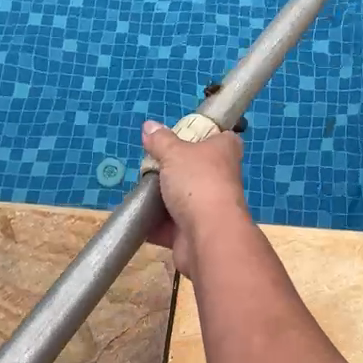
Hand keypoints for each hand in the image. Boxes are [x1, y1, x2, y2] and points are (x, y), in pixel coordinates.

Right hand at [141, 119, 248, 279]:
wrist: (208, 236)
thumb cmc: (197, 182)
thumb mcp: (174, 152)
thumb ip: (161, 140)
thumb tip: (149, 125)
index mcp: (225, 150)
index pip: (221, 135)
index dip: (204, 133)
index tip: (182, 134)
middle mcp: (222, 176)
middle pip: (197, 167)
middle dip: (175, 168)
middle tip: (151, 164)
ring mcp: (210, 206)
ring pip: (184, 198)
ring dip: (163, 199)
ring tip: (140, 191)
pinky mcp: (196, 232)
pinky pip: (172, 226)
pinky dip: (156, 226)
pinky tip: (138, 219)